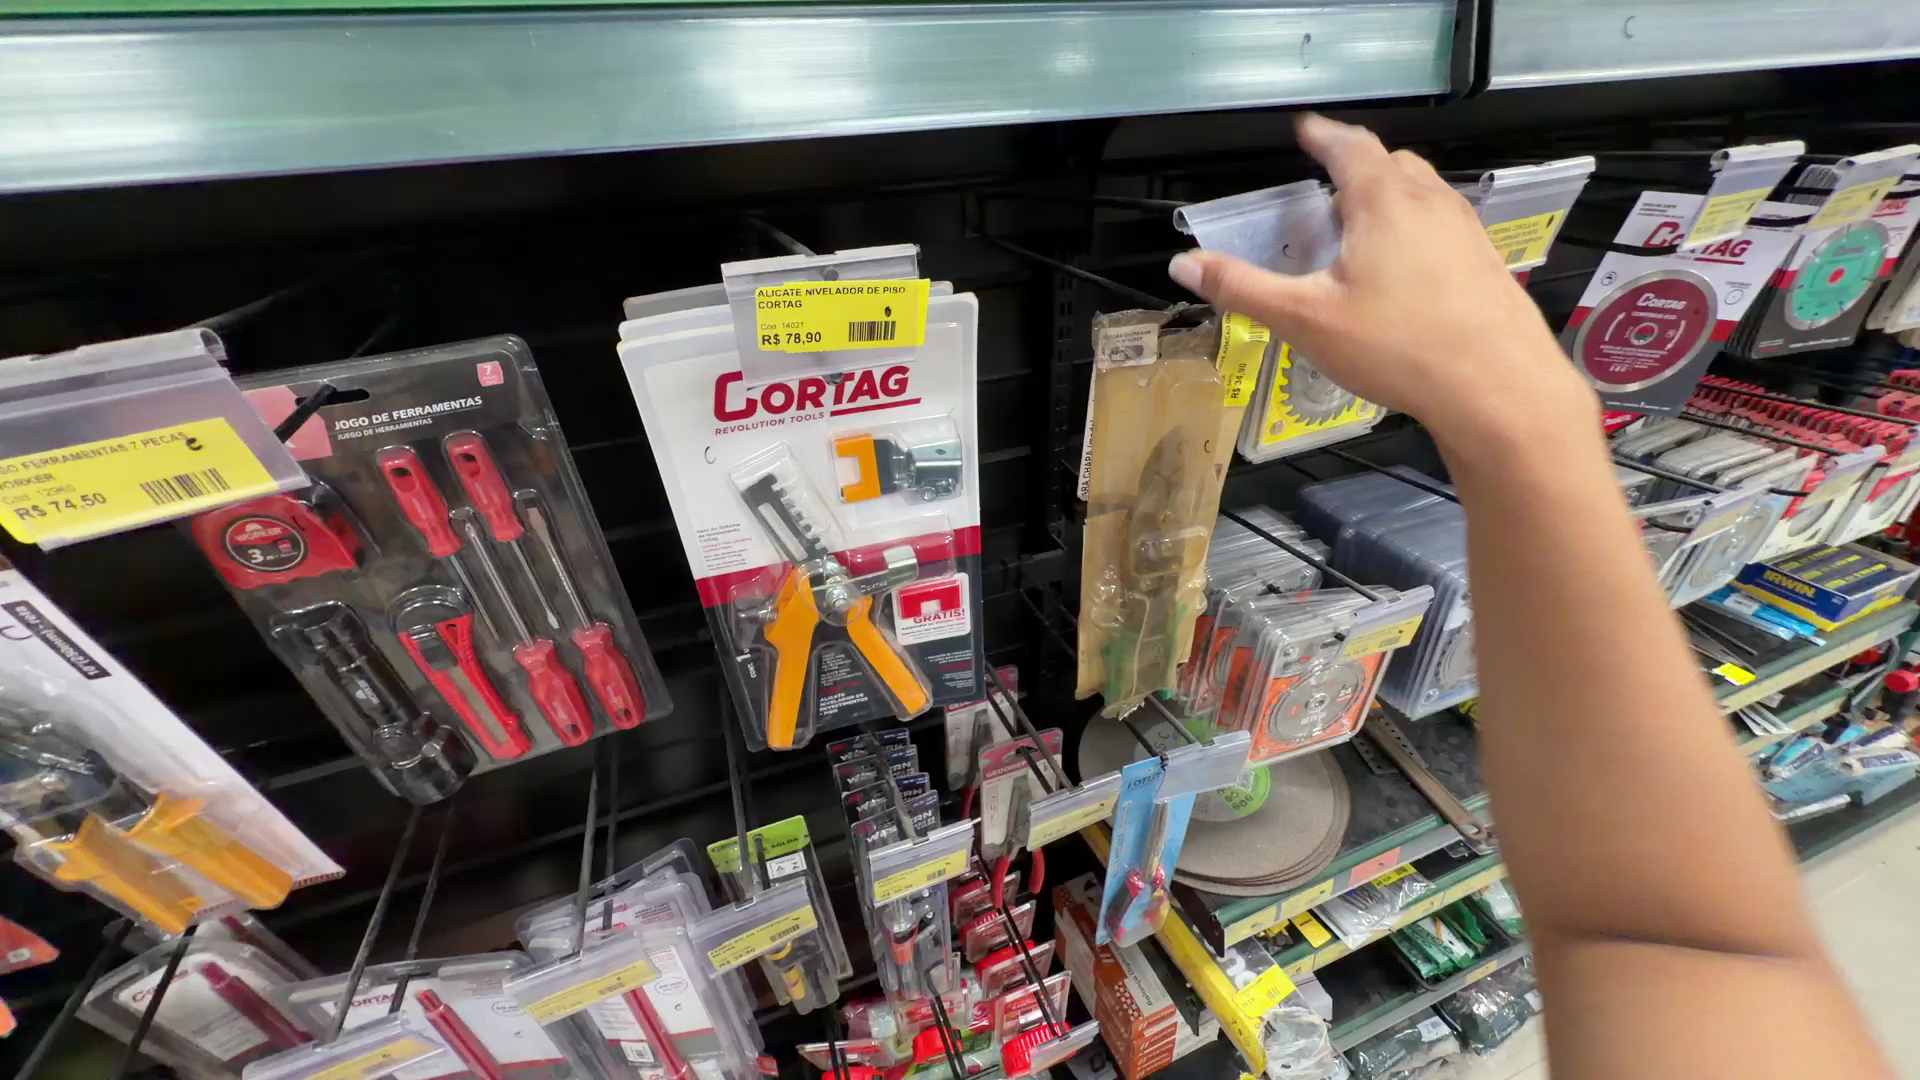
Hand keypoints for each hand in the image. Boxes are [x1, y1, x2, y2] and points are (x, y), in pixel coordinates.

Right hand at [1166, 114, 1600, 462]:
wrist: (1494, 384)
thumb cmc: (1394, 345)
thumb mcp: (1303, 319)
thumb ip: (1241, 288)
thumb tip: (1183, 263)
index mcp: (1382, 202)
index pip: (1348, 147)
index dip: (1321, 136)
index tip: (1304, 130)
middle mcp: (1428, 202)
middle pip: (1389, 162)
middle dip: (1353, 163)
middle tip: (1323, 184)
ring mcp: (1463, 229)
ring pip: (1419, 190)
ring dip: (1384, 192)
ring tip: (1354, 224)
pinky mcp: (1481, 260)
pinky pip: (1438, 222)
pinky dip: (1408, 223)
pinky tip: (1394, 268)